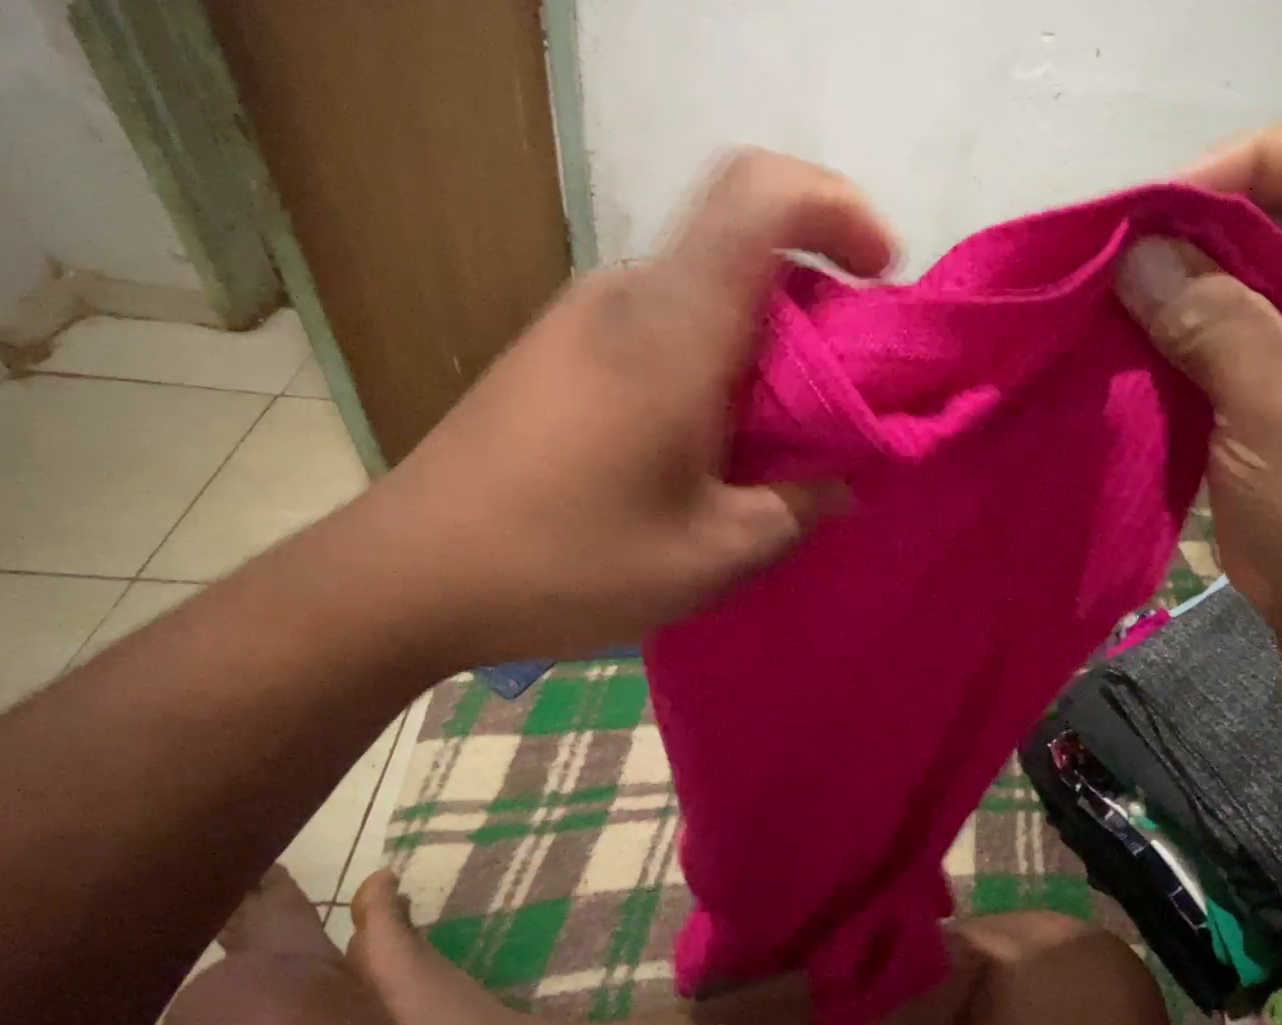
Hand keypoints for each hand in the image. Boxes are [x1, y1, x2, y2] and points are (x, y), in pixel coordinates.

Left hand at [351, 150, 894, 665]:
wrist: (404, 575)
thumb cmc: (564, 562)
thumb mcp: (711, 555)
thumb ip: (799, 507)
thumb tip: (844, 478)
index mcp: (673, 325)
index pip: (764, 193)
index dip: (838, 210)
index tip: (878, 278)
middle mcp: (626, 296)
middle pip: (744, 247)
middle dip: (815, 305)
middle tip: (840, 396)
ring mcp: (581, 318)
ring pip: (703, 291)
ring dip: (761, 344)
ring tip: (773, 436)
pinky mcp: (555, 351)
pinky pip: (659, 326)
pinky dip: (710, 361)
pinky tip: (701, 445)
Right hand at [1116, 110, 1281, 632]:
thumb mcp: (1273, 390)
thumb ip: (1201, 308)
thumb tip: (1133, 252)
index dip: (1247, 163)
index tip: (1163, 215)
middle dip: (1202, 225)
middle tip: (1125, 261)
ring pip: (1255, 273)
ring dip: (1187, 282)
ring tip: (1120, 302)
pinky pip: (1239, 331)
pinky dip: (1187, 331)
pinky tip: (1138, 345)